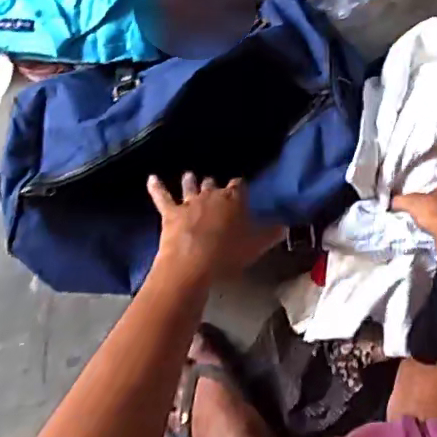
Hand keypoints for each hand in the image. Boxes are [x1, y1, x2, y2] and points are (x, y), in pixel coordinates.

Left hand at [147, 173, 279, 281]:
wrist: (193, 261)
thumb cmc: (228, 253)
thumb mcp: (256, 246)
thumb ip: (270, 234)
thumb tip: (285, 226)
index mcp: (234, 200)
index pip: (239, 186)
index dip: (240, 187)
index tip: (241, 188)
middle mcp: (211, 195)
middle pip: (214, 185)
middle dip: (214, 185)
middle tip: (214, 184)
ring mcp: (189, 202)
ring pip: (190, 186)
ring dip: (190, 181)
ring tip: (189, 175)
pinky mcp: (170, 213)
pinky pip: (162, 196)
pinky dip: (156, 187)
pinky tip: (151, 178)